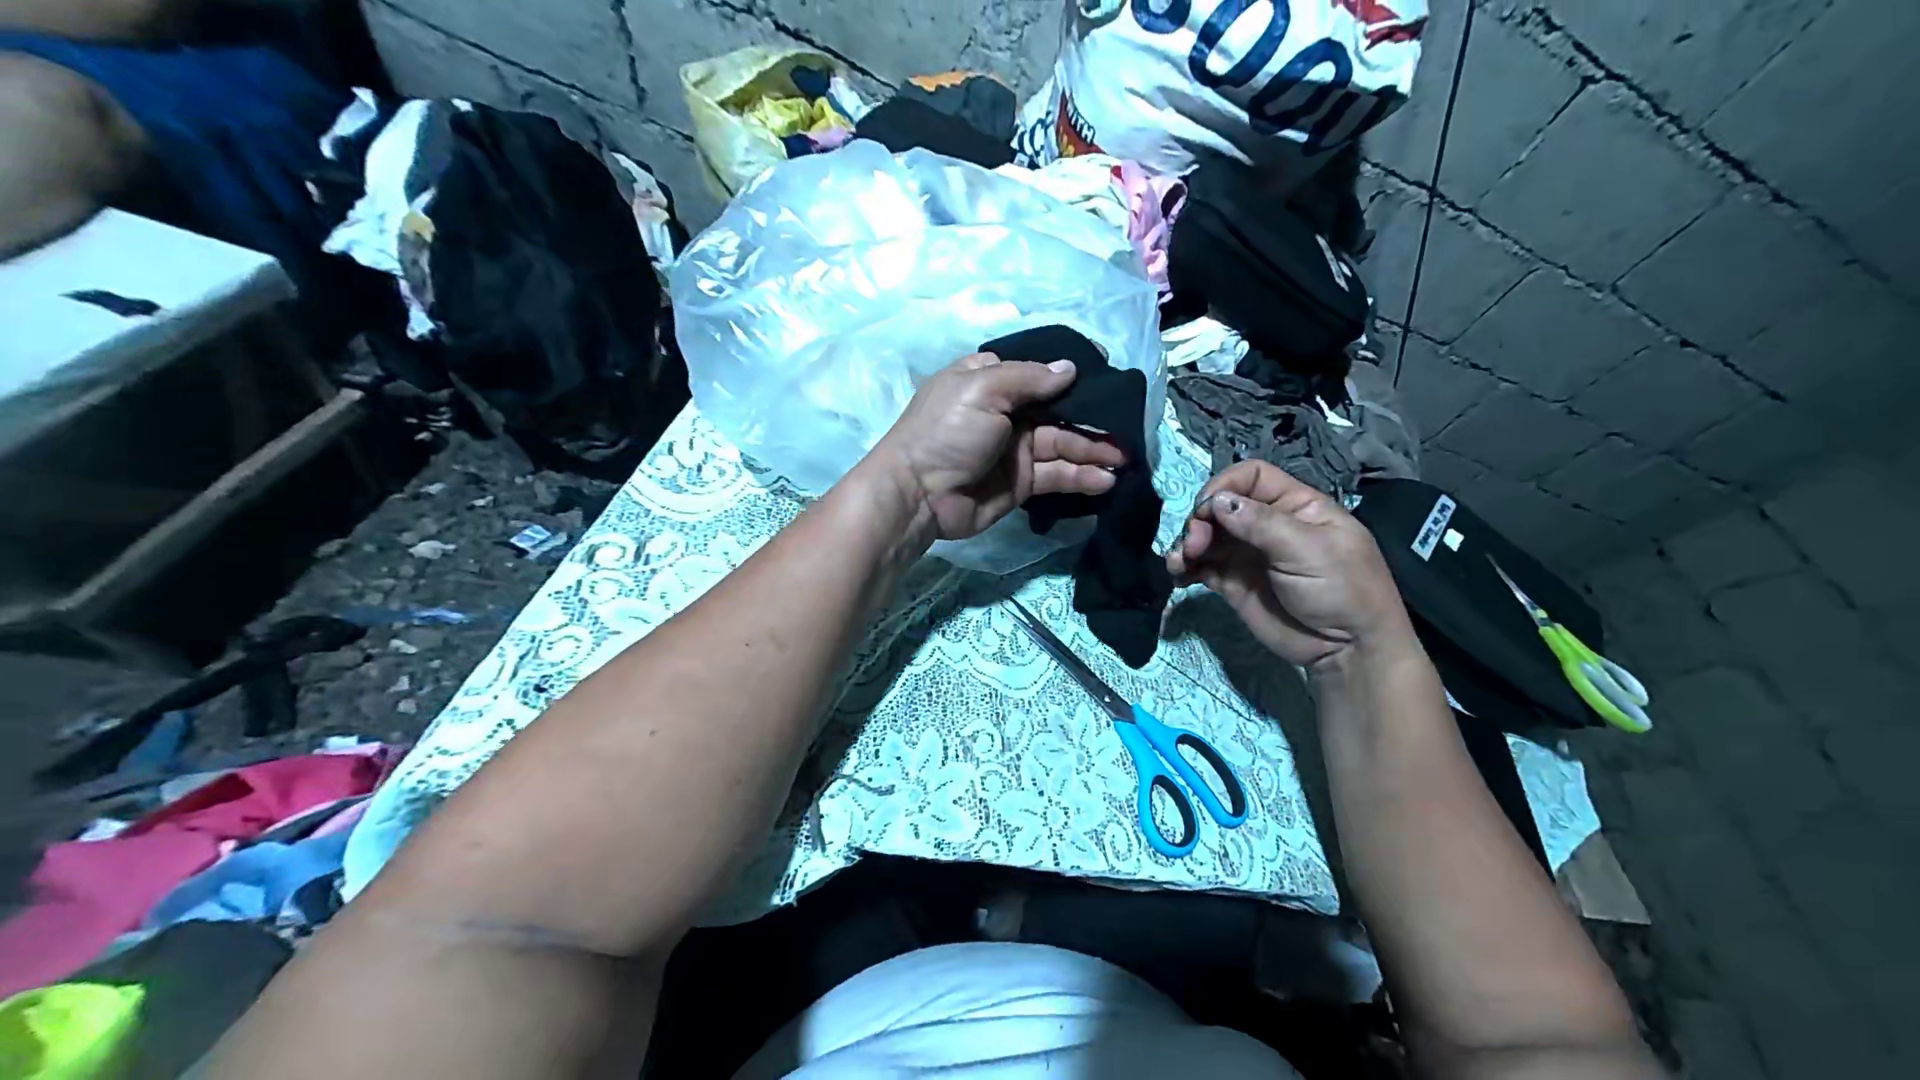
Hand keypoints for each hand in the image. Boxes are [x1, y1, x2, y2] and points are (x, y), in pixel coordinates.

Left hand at [861, 352, 1126, 550]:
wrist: (919, 495)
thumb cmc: (946, 432)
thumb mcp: (982, 390)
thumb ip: (1029, 379)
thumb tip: (1070, 369)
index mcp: (991, 381)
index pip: (1038, 373)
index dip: (1071, 377)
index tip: (1107, 381)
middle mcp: (1007, 413)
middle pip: (1059, 412)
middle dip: (1092, 421)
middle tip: (1128, 431)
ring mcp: (1015, 450)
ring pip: (1064, 445)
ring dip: (1094, 452)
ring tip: (1125, 460)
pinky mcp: (1021, 483)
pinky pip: (1057, 475)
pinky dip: (1082, 477)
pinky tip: (1106, 480)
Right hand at [1167, 460, 1412, 672]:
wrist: (1347, 650)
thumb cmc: (1342, 589)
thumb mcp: (1310, 549)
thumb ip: (1261, 523)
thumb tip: (1217, 500)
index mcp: (1295, 506)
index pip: (1252, 477)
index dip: (1225, 485)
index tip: (1207, 509)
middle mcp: (1266, 525)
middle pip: (1220, 506)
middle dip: (1200, 520)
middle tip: (1193, 545)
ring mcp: (1247, 554)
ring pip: (1205, 536)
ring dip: (1186, 544)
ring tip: (1179, 563)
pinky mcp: (1232, 583)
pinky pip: (1200, 566)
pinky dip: (1184, 567)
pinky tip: (1180, 576)